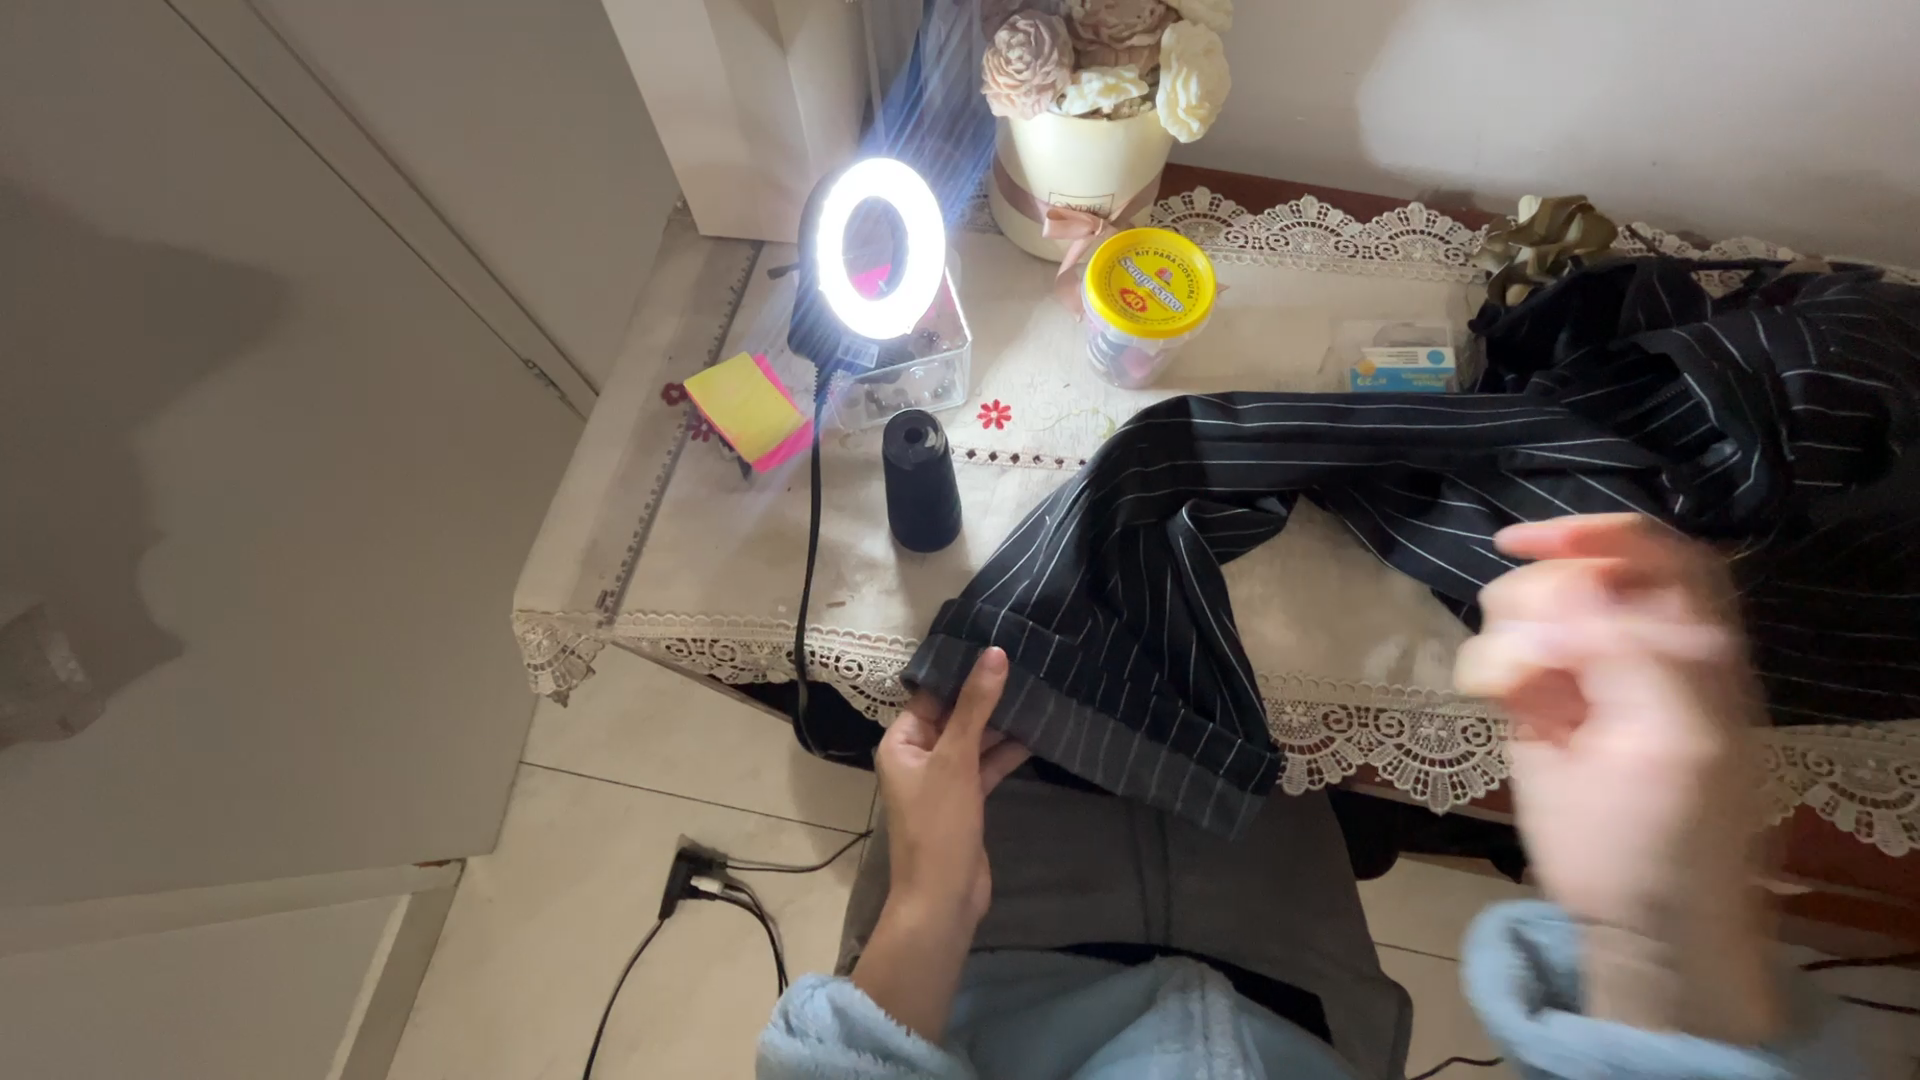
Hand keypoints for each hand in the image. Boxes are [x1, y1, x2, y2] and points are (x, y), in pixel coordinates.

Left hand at [852, 648, 1028, 1042]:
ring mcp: (942, 779)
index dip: (961, 672)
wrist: (943, 899)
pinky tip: (1036, 733)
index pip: (931, 695)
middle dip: (985, 695)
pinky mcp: (965, 799)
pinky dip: (1005, 752)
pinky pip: (985, 765)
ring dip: (1000, 723)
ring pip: (973, 740)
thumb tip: (994, 654)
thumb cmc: (939, 824)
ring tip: (1036, 691)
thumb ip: (977, 706)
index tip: (993, 644)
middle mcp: (918, 756)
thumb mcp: (957, 759)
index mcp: (902, 742)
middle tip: (1023, 663)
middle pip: (954, 715)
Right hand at [1455, 514, 1780, 1037]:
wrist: (1632, 909)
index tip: (1522, 543)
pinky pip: (1489, 654)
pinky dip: (1484, 670)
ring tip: (1516, 694)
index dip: (1596, 532)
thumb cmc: (1670, 836)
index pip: (1656, 554)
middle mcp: (1630, 648)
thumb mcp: (1676, 746)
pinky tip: (1499, 705)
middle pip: (1569, 576)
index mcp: (1691, 649)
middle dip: (1534, 604)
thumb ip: (1631, 657)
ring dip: (1504, 643)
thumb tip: (1563, 598)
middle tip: (1532, 659)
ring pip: (1518, 610)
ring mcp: (1575, 673)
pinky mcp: (1528, 700)